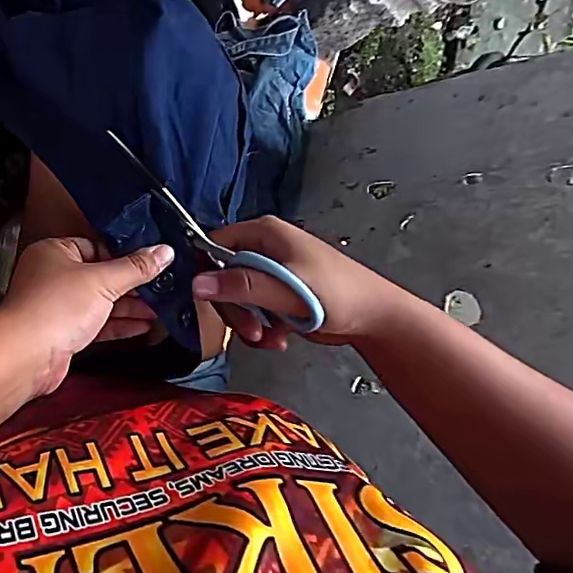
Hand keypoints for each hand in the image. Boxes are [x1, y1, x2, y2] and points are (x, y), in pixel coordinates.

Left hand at [0, 238, 171, 394]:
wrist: (26, 356)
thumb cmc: (50, 310)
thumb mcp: (103, 281)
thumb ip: (136, 267)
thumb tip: (162, 252)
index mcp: (55, 252)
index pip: (97, 246)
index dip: (125, 255)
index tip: (151, 260)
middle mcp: (53, 276)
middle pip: (101, 276)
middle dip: (132, 285)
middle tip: (159, 286)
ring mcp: (58, 306)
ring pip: (101, 302)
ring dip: (129, 307)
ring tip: (157, 308)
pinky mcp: (64, 333)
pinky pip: (97, 324)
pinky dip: (119, 325)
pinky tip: (141, 326)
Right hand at [191, 217, 412, 349]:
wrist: (374, 318)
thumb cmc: (340, 295)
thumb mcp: (285, 289)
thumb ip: (241, 286)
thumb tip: (198, 284)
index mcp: (265, 234)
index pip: (214, 245)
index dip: (207, 273)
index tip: (211, 300)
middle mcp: (266, 250)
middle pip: (223, 277)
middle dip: (234, 309)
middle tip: (250, 329)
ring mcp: (273, 274)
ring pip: (238, 299)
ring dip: (248, 324)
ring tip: (268, 337)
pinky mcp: (280, 296)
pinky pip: (255, 312)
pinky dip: (262, 329)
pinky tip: (279, 338)